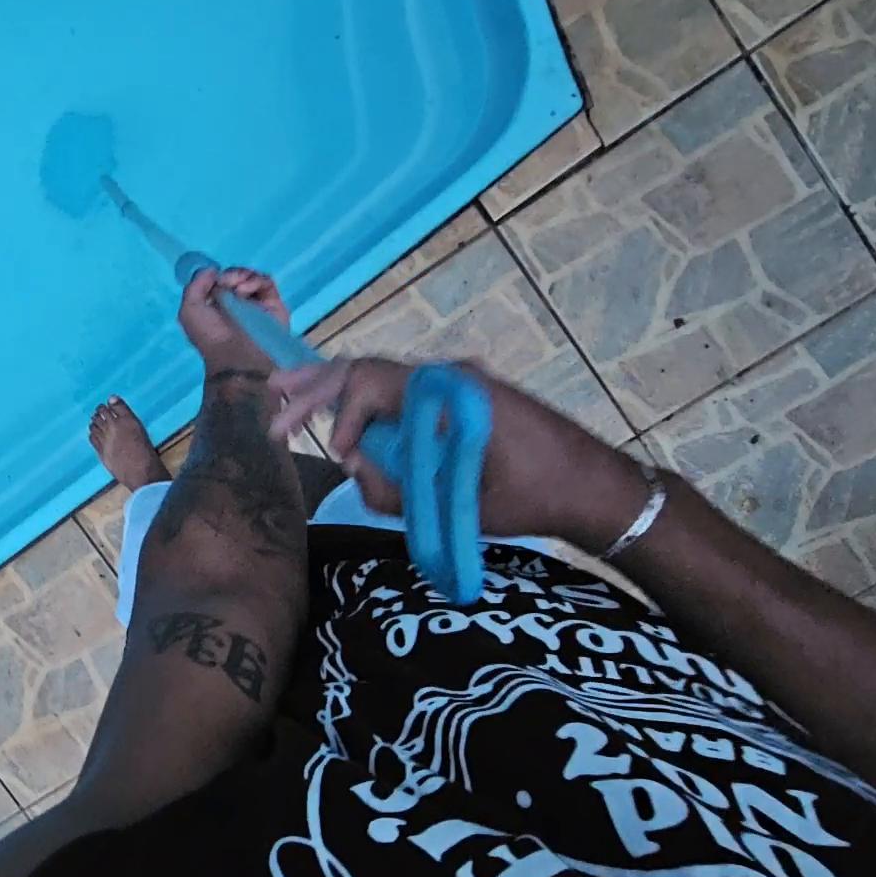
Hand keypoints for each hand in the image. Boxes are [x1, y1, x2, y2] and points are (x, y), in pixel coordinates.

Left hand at [177, 266, 290, 364]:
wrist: (236, 356)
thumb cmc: (210, 336)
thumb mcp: (189, 311)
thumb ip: (195, 286)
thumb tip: (212, 271)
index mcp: (214, 307)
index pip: (217, 281)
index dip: (214, 276)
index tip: (212, 279)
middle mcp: (235, 304)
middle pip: (235, 276)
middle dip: (230, 275)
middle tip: (227, 283)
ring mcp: (255, 304)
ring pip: (251, 277)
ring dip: (242, 276)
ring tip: (237, 289)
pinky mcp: (273, 304)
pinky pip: (266, 283)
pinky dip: (256, 280)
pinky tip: (247, 290)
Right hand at [268, 357, 651, 548]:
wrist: (601, 490)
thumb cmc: (534, 499)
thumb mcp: (459, 506)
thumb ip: (395, 490)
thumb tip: (357, 470)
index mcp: (450, 391)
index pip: (372, 381)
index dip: (344, 416)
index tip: (344, 456)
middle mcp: (447, 376)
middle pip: (365, 370)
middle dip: (315, 391)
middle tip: (274, 409)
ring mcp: (453, 384)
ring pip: (378, 377)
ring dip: (334, 392)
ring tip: (287, 398)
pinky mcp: (456, 399)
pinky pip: (399, 394)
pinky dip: (364, 405)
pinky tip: (344, 422)